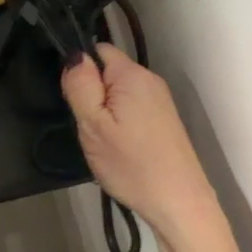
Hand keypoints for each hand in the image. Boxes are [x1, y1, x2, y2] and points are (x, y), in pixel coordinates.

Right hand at [61, 44, 215, 239]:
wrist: (178, 202)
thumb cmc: (131, 165)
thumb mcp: (93, 125)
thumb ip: (80, 86)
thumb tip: (75, 56)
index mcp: (132, 75)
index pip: (98, 50)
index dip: (80, 69)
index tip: (73, 100)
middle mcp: (150, 80)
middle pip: (109, 72)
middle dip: (92, 93)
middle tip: (87, 127)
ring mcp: (160, 101)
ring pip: (119, 93)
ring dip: (105, 111)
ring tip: (101, 141)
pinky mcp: (164, 121)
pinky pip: (132, 108)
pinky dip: (119, 123)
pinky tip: (118, 148)